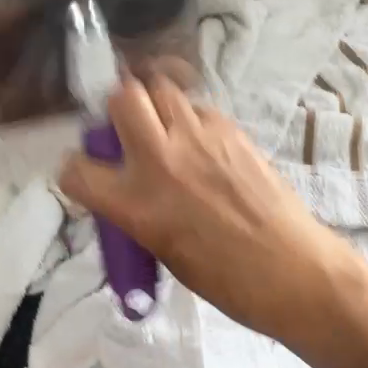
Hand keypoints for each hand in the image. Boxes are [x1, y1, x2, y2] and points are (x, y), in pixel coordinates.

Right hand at [59, 76, 366, 338]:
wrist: (292, 268)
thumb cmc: (225, 279)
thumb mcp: (161, 251)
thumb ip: (135, 212)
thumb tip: (127, 191)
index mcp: (135, 203)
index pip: (76, 169)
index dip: (75, 171)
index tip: (86, 175)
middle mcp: (159, 159)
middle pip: (121, 98)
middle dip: (117, 110)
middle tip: (128, 132)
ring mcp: (197, 137)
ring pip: (160, 87)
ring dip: (154, 104)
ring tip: (163, 128)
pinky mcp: (230, 129)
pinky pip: (196, 106)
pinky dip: (189, 118)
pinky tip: (200, 143)